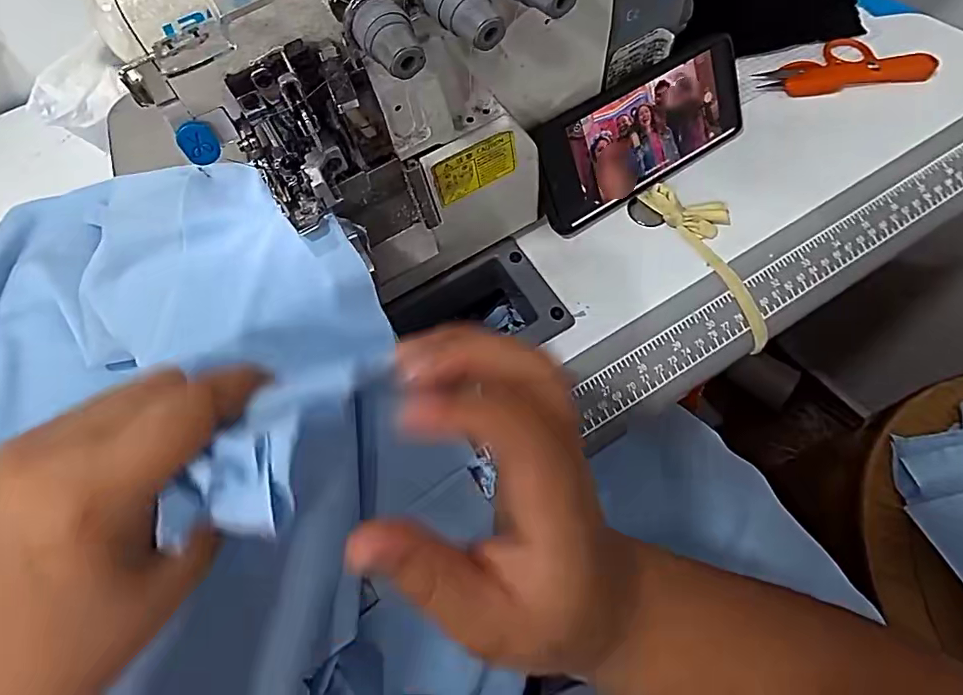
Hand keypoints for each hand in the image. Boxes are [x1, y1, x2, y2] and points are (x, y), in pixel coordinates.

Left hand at [0, 367, 265, 694]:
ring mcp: (16, 447)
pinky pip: (87, 412)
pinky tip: (126, 461)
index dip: (232, 387)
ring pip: (121, 393)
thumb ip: (212, 504)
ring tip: (176, 447)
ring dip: (163, 408)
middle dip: (202, 398)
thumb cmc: (82, 647)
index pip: (181, 410)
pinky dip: (124, 423)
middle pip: (154, 387)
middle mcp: (47, 453)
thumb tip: (235, 452)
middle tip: (227, 426)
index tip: (267, 383)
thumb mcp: (169, 583)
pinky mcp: (1, 451)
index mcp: (90, 494)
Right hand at [344, 325, 640, 677]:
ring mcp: (560, 422)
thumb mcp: (483, 618)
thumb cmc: (546, 609)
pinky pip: (516, 361)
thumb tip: (360, 541)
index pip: (518, 428)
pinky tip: (436, 360)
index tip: (403, 417)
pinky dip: (472, 348)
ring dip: (465, 345)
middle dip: (464, 355)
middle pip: (530, 372)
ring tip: (410, 357)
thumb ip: (426, 577)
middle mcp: (561, 446)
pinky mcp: (546, 413)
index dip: (460, 408)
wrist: (602, 597)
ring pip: (525, 357)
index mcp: (551, 496)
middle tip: (402, 367)